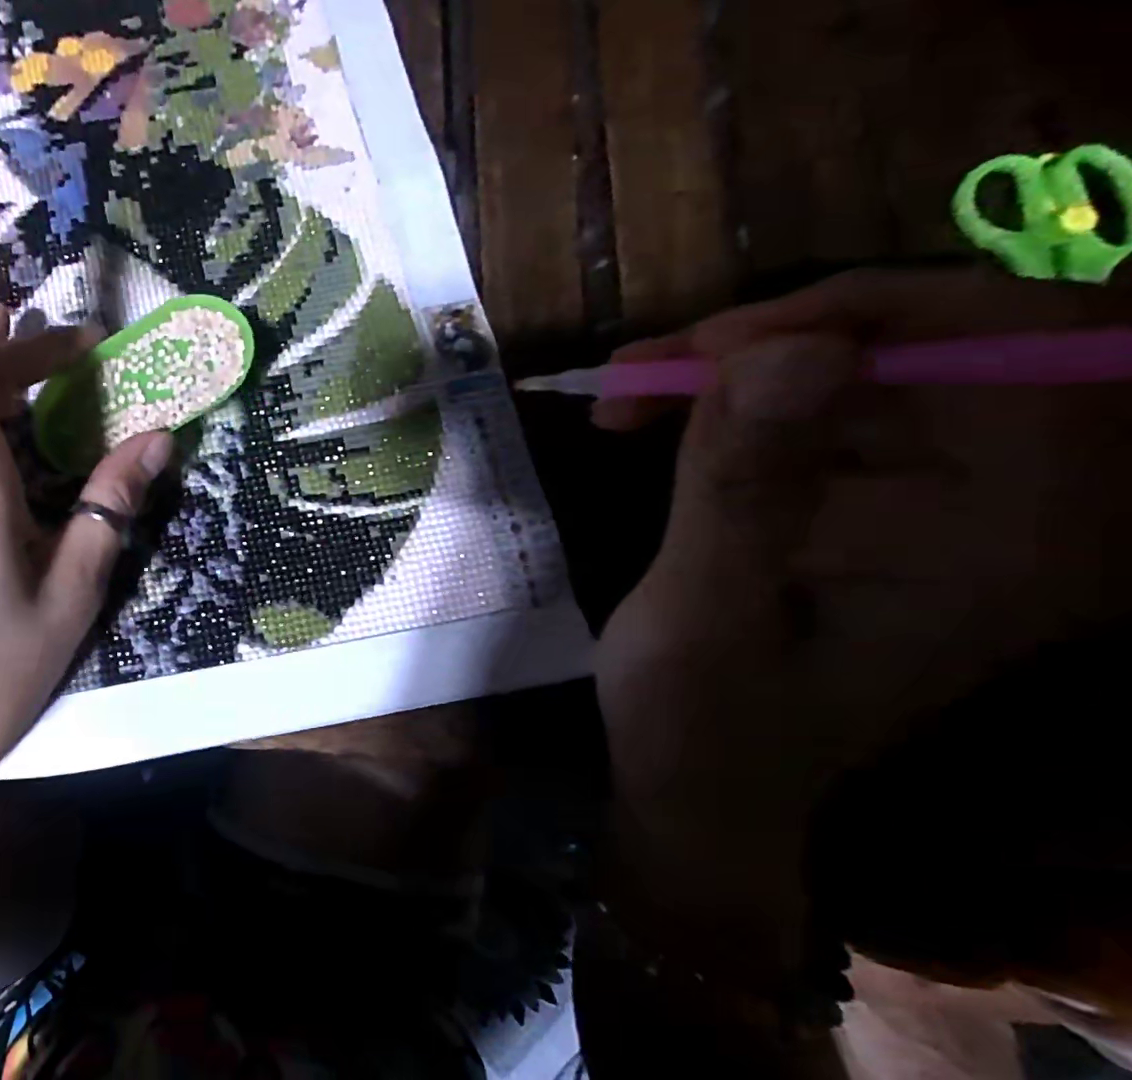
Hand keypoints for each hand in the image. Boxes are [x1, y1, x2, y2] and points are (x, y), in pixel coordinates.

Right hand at [593, 267, 1131, 973]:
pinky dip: (718, 400)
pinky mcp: (854, 501)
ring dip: (725, 367)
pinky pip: (801, 411)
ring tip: (620, 392)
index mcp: (1006, 535)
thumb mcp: (706, 611)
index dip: (862, 316)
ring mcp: (922, 498)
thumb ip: (746, 487)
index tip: (716, 348)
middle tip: (640, 369)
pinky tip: (644, 416)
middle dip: (766, 342)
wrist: (694, 783)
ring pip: (842, 371)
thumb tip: (784, 347)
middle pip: (913, 348)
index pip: (1003, 349)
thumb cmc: (702, 723)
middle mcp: (994, 501)